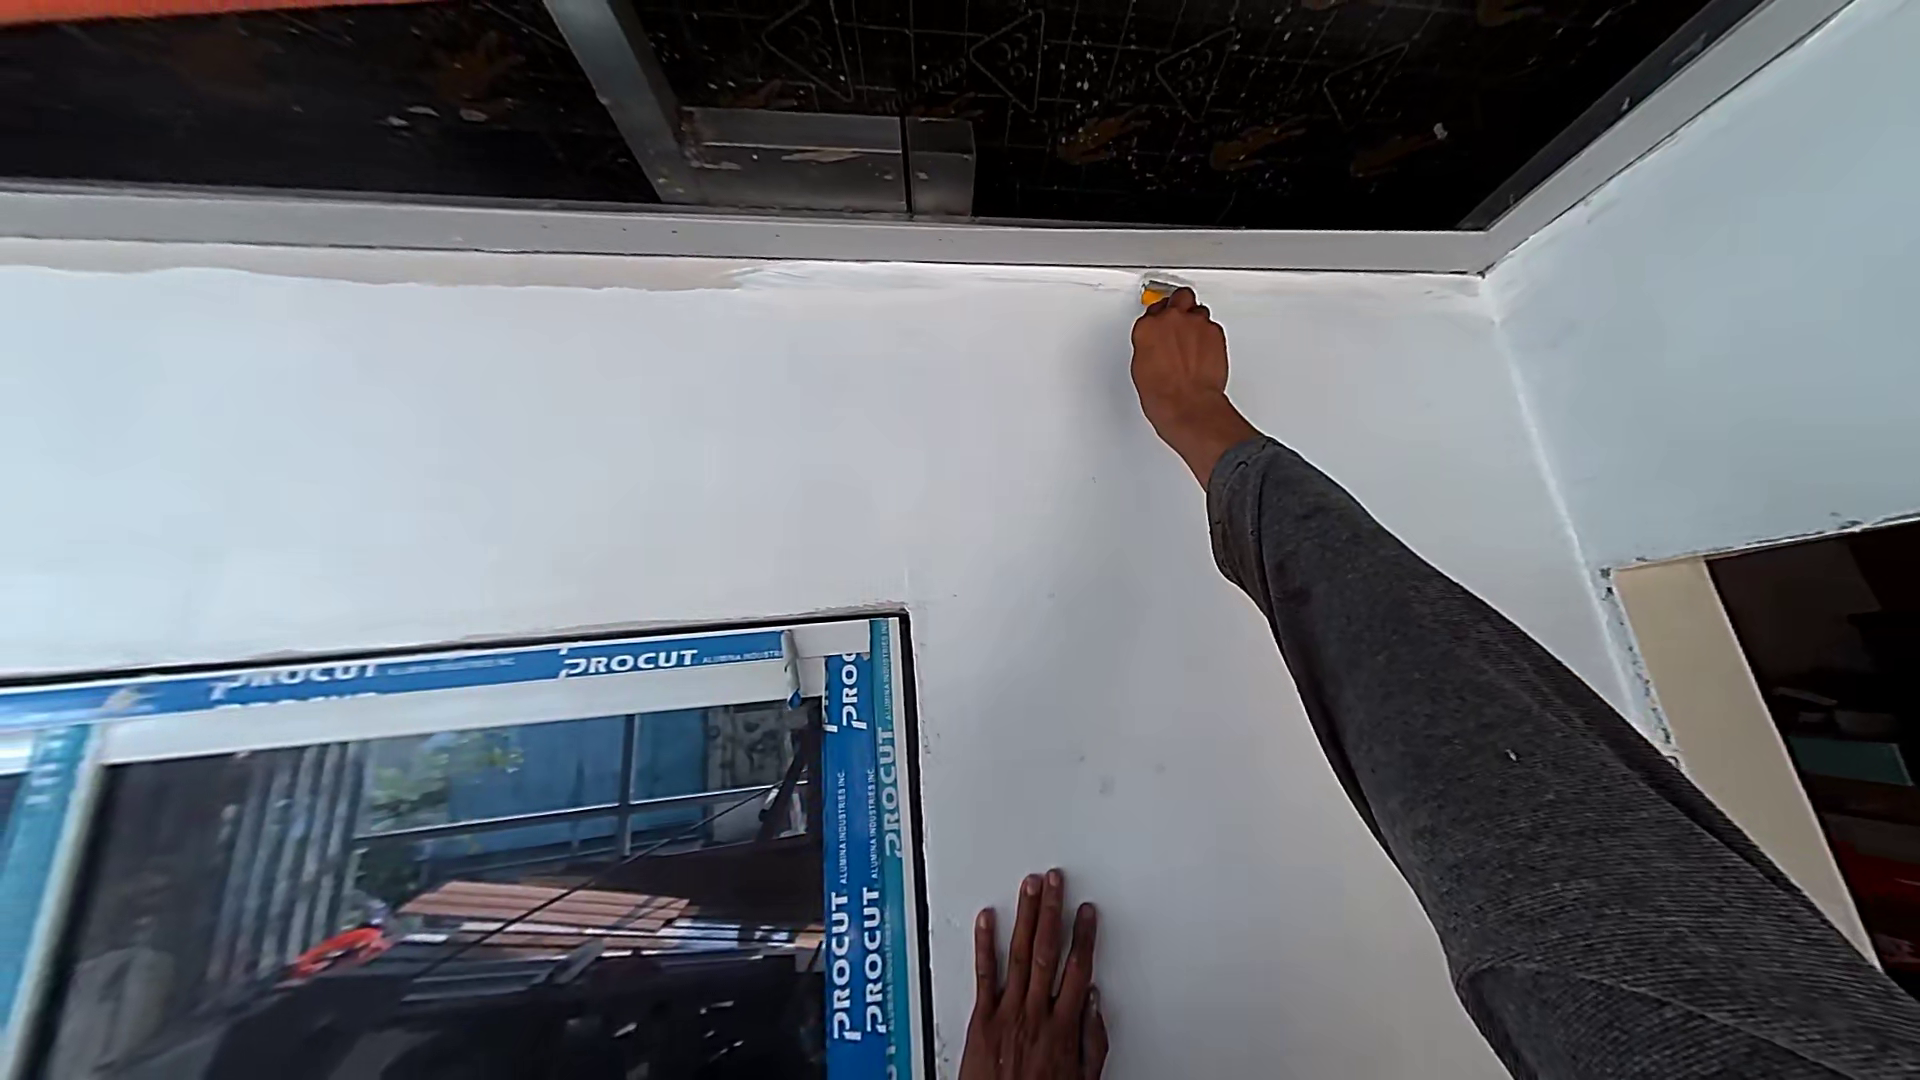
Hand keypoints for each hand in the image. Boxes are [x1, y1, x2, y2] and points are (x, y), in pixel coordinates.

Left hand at [959, 870, 1107, 1079]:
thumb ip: (1091, 1041)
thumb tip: (1093, 998)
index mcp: (1062, 1029)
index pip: (1076, 969)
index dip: (1083, 937)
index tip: (1086, 911)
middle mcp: (1035, 1014)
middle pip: (1048, 951)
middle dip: (1053, 911)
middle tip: (1055, 880)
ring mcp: (1007, 1012)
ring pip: (1020, 953)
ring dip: (1026, 916)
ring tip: (1030, 886)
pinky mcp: (982, 1019)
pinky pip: (984, 975)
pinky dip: (984, 944)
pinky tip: (986, 917)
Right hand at [1131, 286, 1260, 485]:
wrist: (1187, 405)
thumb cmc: (1162, 395)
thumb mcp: (1141, 368)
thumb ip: (1149, 346)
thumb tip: (1155, 346)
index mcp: (1146, 328)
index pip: (1152, 310)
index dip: (1157, 318)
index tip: (1159, 325)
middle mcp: (1171, 319)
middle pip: (1179, 297)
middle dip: (1179, 306)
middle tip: (1177, 319)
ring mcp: (1195, 323)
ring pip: (1197, 309)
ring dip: (1194, 320)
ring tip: (1192, 338)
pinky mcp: (1215, 331)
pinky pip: (1211, 325)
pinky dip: (1207, 335)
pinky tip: (1202, 350)